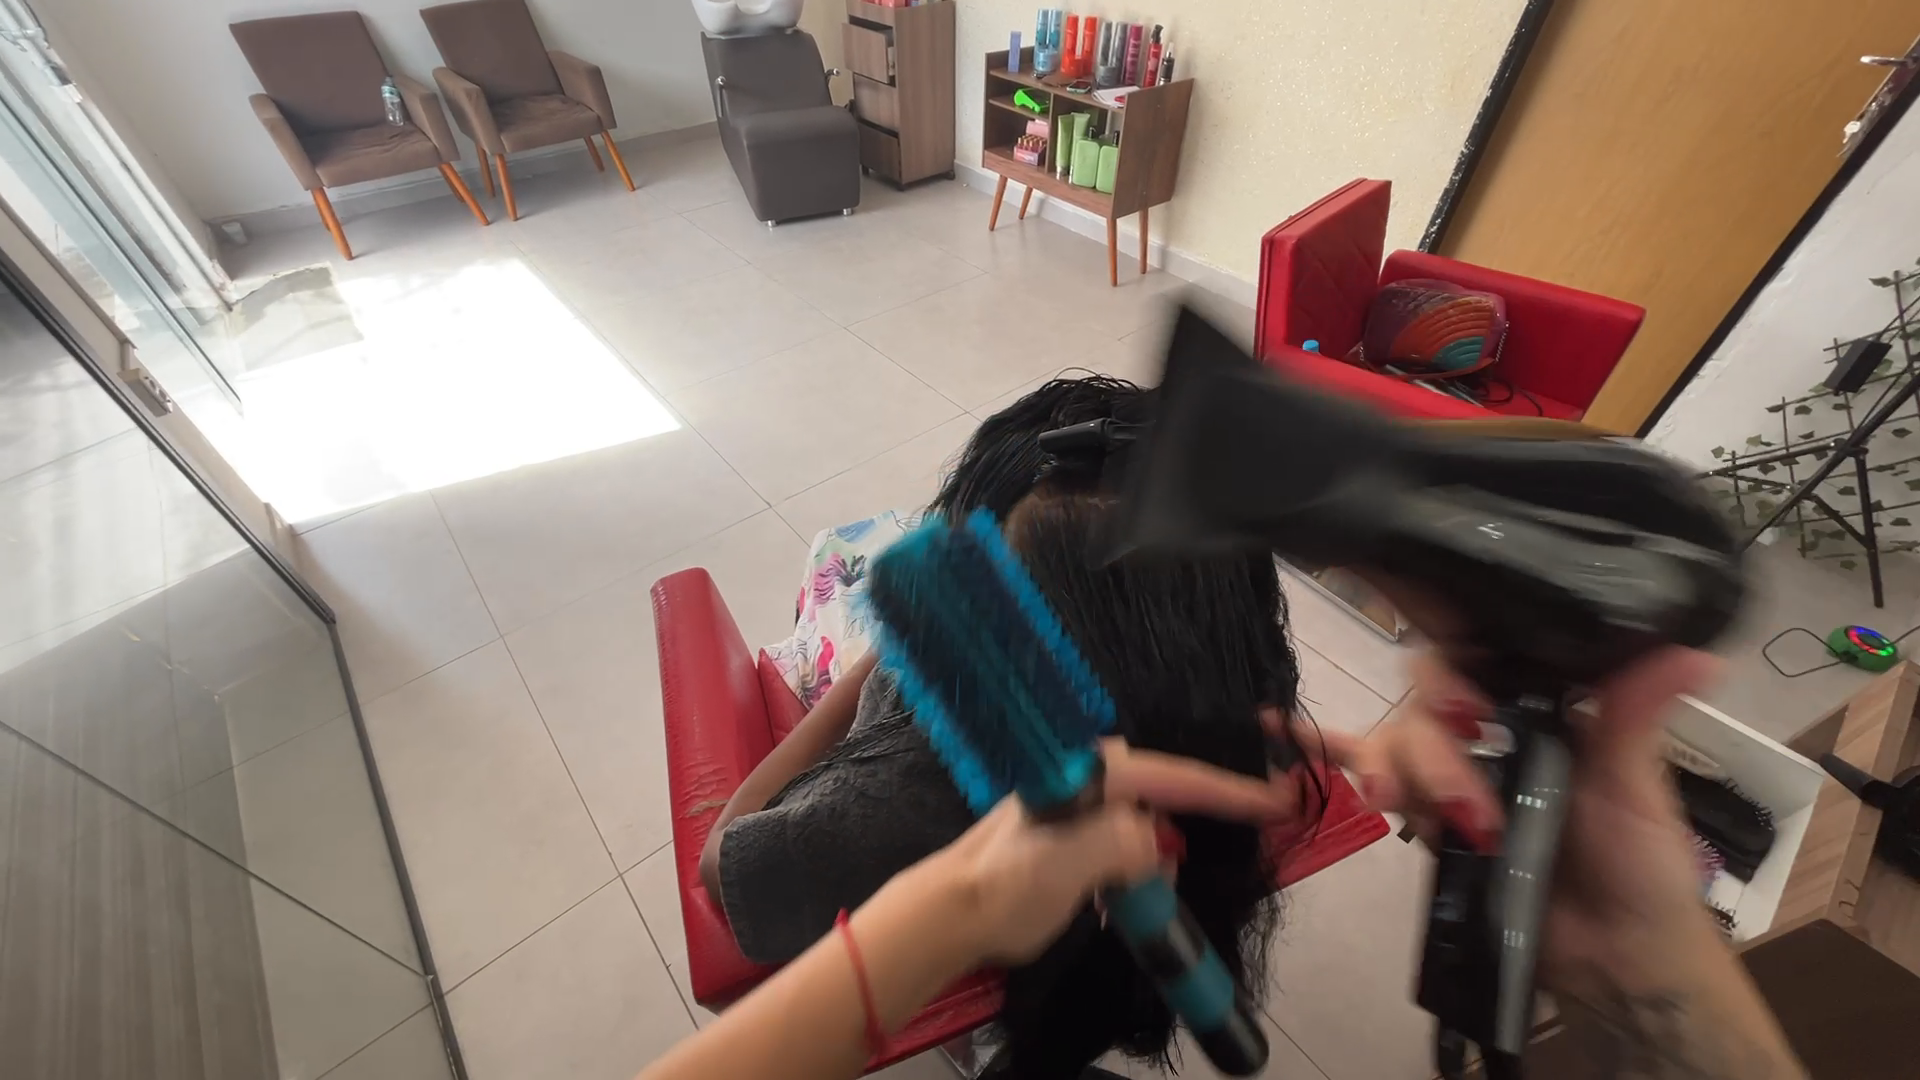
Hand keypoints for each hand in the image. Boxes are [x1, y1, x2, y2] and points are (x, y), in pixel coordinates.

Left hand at [936, 738, 1296, 965]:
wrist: (955, 911)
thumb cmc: (1007, 886)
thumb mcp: (1064, 865)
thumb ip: (1119, 842)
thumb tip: (1159, 839)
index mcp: (1090, 774)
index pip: (1174, 775)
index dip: (1230, 789)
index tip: (1280, 799)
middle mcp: (1088, 776)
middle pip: (1168, 788)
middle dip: (1208, 810)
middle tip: (1254, 828)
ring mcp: (1080, 801)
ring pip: (1149, 819)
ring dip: (1167, 852)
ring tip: (1172, 883)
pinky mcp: (1074, 831)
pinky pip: (1128, 842)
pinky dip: (1143, 867)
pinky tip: (1139, 894)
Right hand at [1302, 647, 1723, 993]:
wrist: (1610, 955)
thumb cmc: (1639, 867)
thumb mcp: (1635, 791)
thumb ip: (1632, 721)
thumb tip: (1694, 653)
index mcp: (1530, 709)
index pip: (1473, 660)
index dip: (1452, 670)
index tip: (1459, 705)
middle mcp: (1479, 727)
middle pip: (1422, 706)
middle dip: (1433, 756)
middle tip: (1464, 809)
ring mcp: (1440, 767)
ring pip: (1391, 741)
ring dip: (1392, 773)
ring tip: (1399, 811)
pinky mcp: (1414, 806)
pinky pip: (1357, 766)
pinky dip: (1318, 747)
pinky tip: (1277, 726)